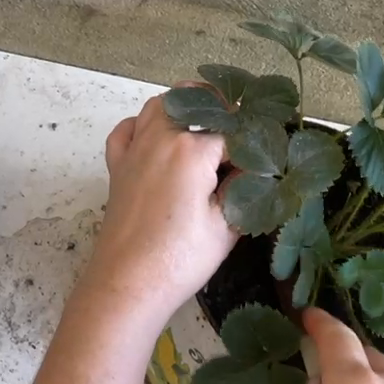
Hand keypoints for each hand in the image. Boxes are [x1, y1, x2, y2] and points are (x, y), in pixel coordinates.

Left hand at [80, 89, 237, 328]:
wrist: (127, 282)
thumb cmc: (180, 257)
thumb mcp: (226, 226)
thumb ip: (242, 189)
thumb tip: (251, 170)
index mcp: (192, 150)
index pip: (231, 131)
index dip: (252, 139)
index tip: (266, 147)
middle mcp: (161, 138)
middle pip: (191, 102)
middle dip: (217, 106)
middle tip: (238, 124)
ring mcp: (135, 149)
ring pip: (157, 106)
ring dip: (180, 108)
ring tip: (202, 124)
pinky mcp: (116, 166)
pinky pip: (126, 130)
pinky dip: (141, 125)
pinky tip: (155, 138)